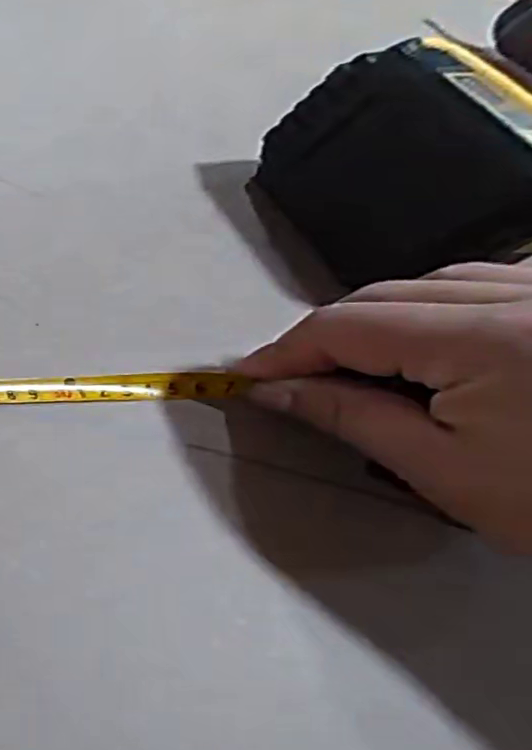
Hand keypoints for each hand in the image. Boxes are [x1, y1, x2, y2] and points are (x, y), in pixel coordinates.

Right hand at [237, 262, 531, 551]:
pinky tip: (442, 343)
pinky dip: (454, 304)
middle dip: (330, 335)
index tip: (244, 378)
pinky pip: (509, 280)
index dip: (284, 352)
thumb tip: (269, 389)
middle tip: (297, 378)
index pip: (347, 325)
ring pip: (448, 280)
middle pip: (392, 294)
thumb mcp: (444, 469)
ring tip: (366, 362)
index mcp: (495, 339)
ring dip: (390, 316)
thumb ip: (348, 416)